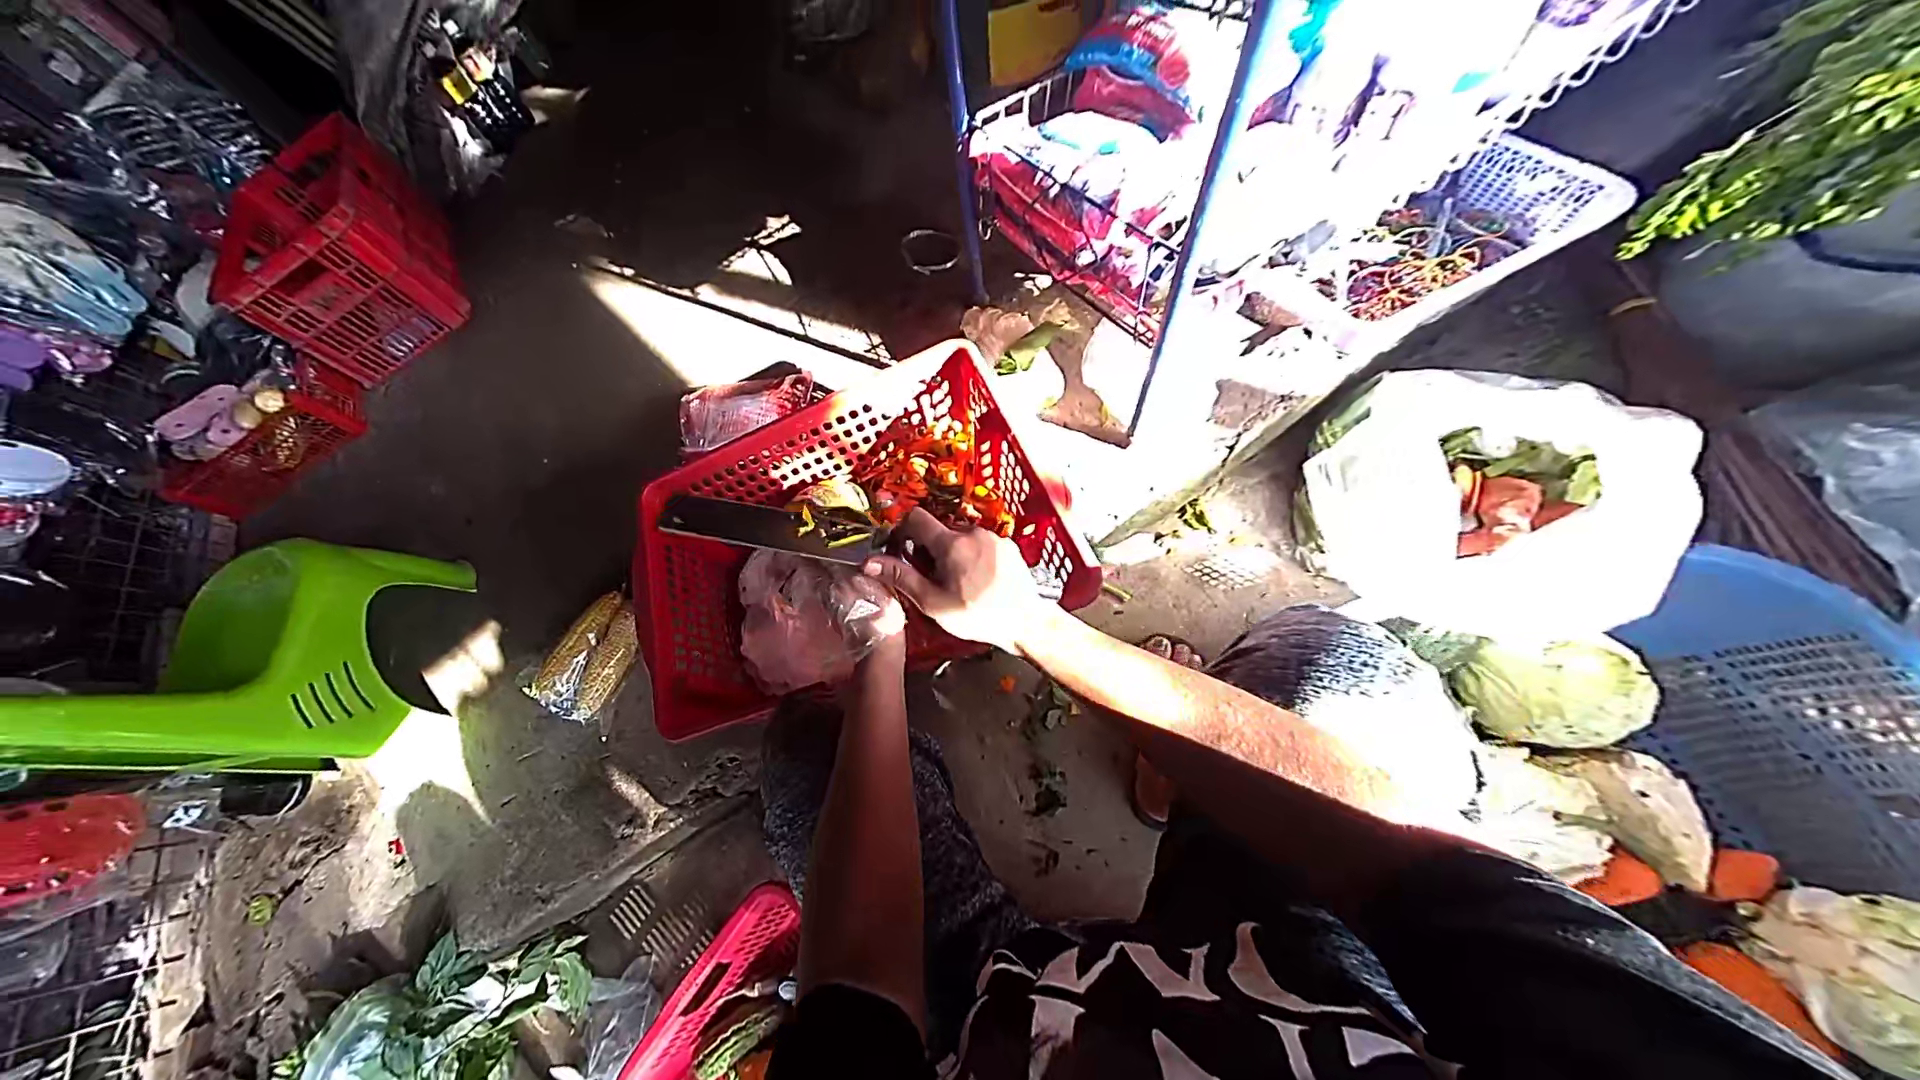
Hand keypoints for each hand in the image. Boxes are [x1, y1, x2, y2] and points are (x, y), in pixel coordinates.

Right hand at [862, 508, 1047, 654]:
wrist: (1026, 622)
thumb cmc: (979, 617)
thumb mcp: (934, 602)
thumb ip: (902, 578)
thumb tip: (870, 563)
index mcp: (952, 544)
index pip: (915, 517)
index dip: (903, 531)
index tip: (903, 550)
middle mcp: (973, 533)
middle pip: (939, 530)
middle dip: (930, 549)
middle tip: (932, 577)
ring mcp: (993, 537)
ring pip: (960, 537)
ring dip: (952, 553)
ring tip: (958, 583)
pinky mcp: (1007, 545)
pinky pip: (980, 543)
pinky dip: (972, 556)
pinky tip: (977, 580)